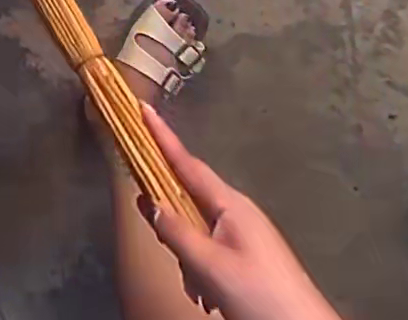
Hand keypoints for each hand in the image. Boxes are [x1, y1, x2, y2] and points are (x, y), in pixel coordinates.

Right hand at [139, 105, 341, 319]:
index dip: (162, 136)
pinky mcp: (248, 257)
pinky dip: (202, 269)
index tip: (144, 109)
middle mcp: (236, 211)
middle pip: (188, 198)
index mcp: (229, 203)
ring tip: (200, 291)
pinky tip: (209, 298)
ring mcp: (244, 234)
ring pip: (197, 229)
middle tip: (168, 247)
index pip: (186, 161)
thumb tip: (151, 204)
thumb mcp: (211, 267)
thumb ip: (177, 234)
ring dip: (189, 257)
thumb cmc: (264, 298)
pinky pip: (211, 248)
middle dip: (173, 224)